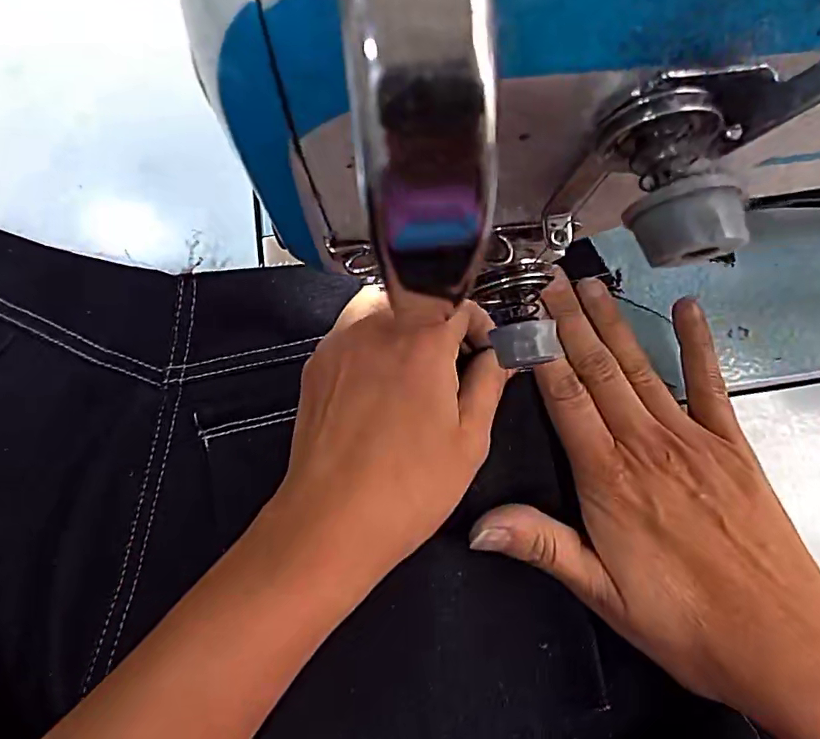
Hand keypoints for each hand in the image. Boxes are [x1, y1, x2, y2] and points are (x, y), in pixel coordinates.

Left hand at [268, 286, 509, 576]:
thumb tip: (500, 357)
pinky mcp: (319, 362)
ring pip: (385, 304)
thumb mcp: (469, 439)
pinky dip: (375, 340)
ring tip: (415, 370)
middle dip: (444, 321)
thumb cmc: (404, 489)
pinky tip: (383, 385)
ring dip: (407, 323)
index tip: (484, 352)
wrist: (329, 524)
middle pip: (423, 295)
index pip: (462, 302)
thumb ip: (490, 383)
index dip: (481, 326)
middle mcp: (379, 327)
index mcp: (423, 340)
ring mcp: (343, 342)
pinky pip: (354, 329)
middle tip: (452, 364)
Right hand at [469, 278, 819, 738]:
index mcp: (608, 478)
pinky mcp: (728, 439)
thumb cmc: (686, 622)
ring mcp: (689, 436)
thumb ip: (543, 547)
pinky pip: (707, 380)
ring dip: (612, 321)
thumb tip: (479, 526)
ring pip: (639, 366)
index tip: (525, 315)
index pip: (565, 397)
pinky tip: (687, 307)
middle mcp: (645, 443)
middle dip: (569, 320)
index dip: (542, 351)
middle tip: (550, 280)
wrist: (778, 634)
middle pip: (597, 368)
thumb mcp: (603, 596)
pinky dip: (696, 341)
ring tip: (591, 285)